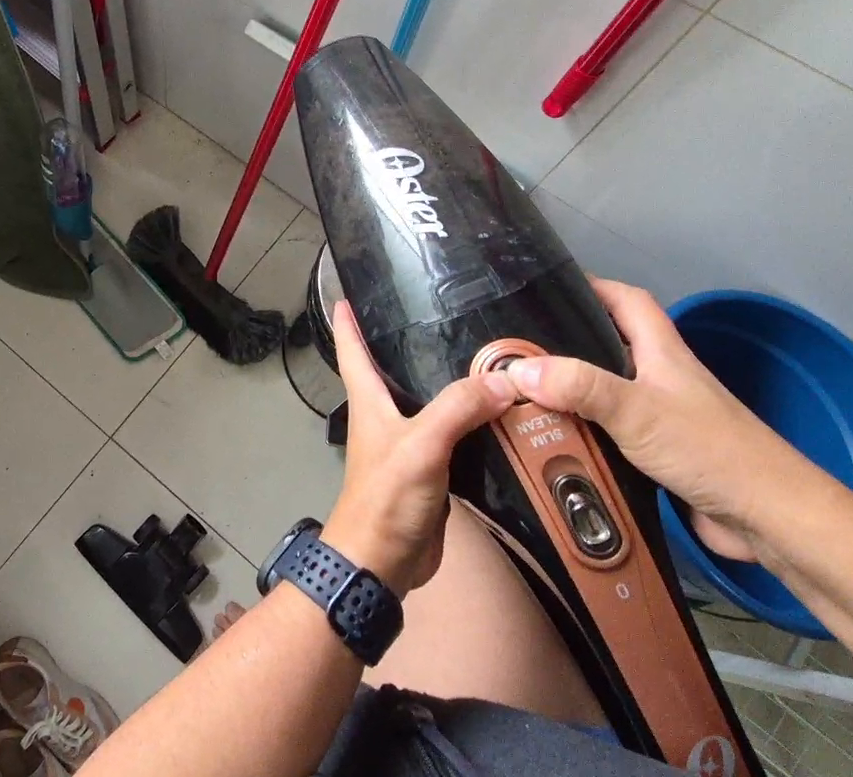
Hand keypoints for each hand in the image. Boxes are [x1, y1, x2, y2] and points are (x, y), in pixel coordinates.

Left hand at [321, 299, 518, 596]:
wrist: (382, 561)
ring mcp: (408, 443)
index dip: (348, 321)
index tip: (346, 291)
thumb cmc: (386, 497)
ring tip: (483, 352)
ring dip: (449, 381)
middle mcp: (385, 416)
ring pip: (429, 400)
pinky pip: (453, 433)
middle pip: (392, 369)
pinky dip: (472, 418)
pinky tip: (499, 410)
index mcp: (369, 402)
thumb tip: (505, 380)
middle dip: (408, 341)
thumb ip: (458, 409)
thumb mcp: (420, 445)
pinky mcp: (431, 468)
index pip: (352, 350)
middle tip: (443, 310)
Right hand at [501, 278, 831, 559]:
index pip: (627, 301)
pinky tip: (547, 440)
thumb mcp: (637, 411)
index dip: (591, 287)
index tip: (546, 289)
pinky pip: (604, 432)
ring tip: (515, 392)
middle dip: (565, 342)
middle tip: (514, 347)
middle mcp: (660, 378)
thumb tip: (515, 369)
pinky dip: (576, 432)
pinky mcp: (653, 453)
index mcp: (663, 353)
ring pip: (601, 392)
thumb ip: (579, 387)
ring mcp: (658, 417)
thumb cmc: (711, 450)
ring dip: (565, 392)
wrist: (770, 520)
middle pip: (607, 345)